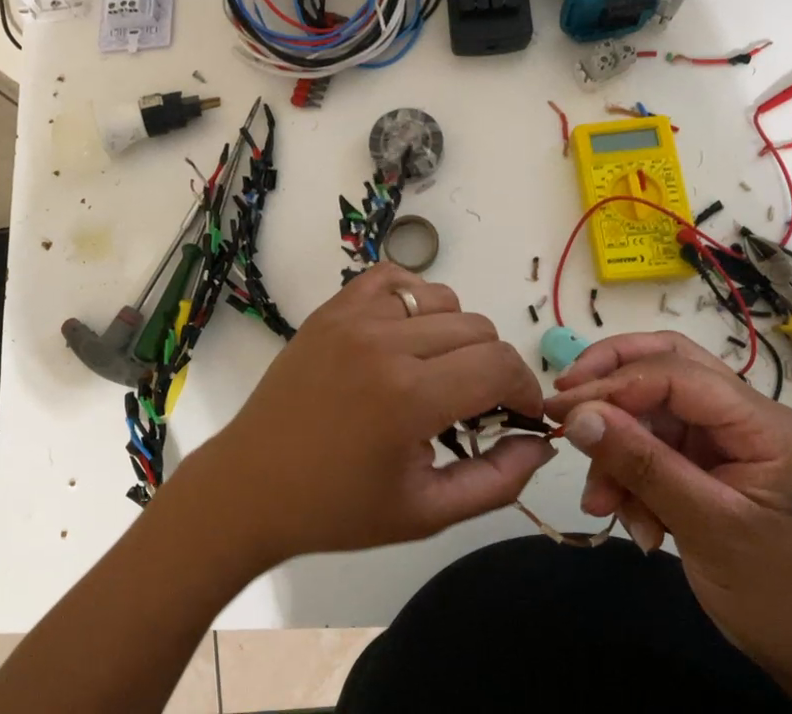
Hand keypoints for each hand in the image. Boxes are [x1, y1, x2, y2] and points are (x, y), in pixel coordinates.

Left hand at [180, 263, 554, 564]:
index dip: (524, 391)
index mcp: (410, 396)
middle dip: (493, 369)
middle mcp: (384, 343)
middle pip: (479, 329)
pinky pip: (393, 279)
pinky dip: (413, 301)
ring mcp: (353, 318)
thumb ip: (497, 480)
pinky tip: (405, 338)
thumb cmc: (338, 508)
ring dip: (456, 335)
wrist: (252, 486)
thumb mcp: (427, 512)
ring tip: (435, 375)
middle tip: (472, 407)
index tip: (515, 417)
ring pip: (443, 300)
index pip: (502, 365)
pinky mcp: (331, 310)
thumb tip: (539, 442)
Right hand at [542, 332, 791, 694]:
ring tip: (601, 504)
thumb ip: (643, 465)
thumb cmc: (782, 593)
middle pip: (665, 368)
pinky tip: (632, 522)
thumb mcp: (708, 527)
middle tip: (563, 407)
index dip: (612, 383)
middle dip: (610, 386)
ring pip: (650, 416)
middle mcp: (743, 420)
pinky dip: (630, 480)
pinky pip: (653, 452)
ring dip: (617, 453)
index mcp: (761, 424)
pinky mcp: (708, 469)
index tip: (560, 410)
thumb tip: (578, 415)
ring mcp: (724, 445)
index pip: (676, 373)